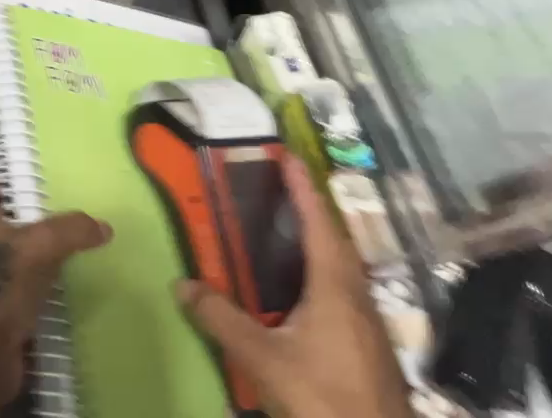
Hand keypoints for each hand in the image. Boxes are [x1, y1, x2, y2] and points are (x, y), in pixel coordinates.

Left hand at [0, 181, 110, 417]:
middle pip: (2, 224)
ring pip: (16, 261)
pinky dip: (45, 293)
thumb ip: (71, 230)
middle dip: (31, 222)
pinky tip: (73, 291)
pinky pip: (26, 295)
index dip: (1, 183)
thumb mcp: (38, 246)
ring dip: (42, 260)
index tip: (34, 183)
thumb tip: (103, 225)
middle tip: (70, 219)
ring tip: (80, 252)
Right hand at [178, 155, 412, 417]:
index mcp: (335, 288)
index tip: (287, 156)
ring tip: (289, 228)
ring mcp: (367, 324)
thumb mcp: (263, 359)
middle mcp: (356, 297)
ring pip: (343, 267)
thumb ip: (222, 320)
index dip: (303, 189)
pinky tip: (303, 288)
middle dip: (312, 210)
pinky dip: (322, 271)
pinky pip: (343, 290)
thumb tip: (183, 284)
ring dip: (319, 241)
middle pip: (336, 241)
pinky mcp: (368, 347)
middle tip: (283, 187)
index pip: (319, 224)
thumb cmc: (323, 397)